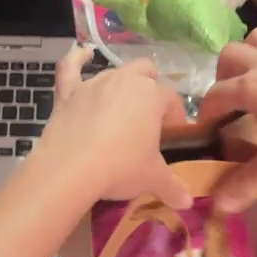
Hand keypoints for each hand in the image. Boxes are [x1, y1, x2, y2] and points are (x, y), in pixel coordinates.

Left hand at [33, 48, 191, 207]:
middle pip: (146, 74)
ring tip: (122, 106)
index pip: (172, 100)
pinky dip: (76, 58)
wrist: (72, 168)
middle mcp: (125, 81)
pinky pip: (70, 67)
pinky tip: (83, 53)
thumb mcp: (152, 178)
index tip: (171, 138)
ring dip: (121, 84)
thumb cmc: (121, 167)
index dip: (175, 118)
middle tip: (149, 118)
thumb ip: (172, 187)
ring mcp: (94, 83)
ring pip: (114, 72)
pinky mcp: (68, 92)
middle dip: (151, 88)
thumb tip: (188, 202)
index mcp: (152, 95)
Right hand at [195, 27, 256, 211]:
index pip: (215, 94)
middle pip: (230, 55)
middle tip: (229, 99)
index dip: (206, 111)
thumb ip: (246, 183)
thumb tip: (220, 204)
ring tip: (253, 78)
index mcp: (251, 88)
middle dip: (222, 74)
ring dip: (248, 54)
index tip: (207, 127)